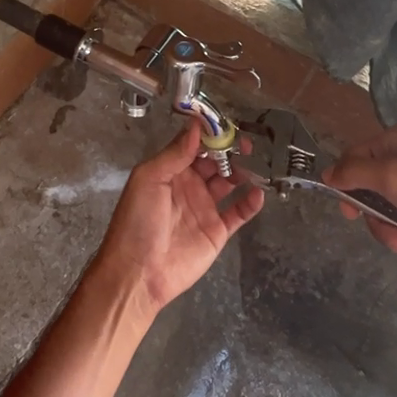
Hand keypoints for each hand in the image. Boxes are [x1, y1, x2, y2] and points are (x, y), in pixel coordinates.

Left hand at [91, 121, 264, 314]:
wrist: (139, 272)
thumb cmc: (138, 220)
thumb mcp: (149, 179)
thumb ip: (175, 153)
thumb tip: (196, 124)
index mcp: (169, 170)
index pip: (193, 145)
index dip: (209, 133)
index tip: (226, 124)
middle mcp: (188, 185)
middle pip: (214, 161)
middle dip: (229, 150)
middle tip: (246, 144)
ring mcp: (204, 208)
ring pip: (228, 183)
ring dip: (241, 172)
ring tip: (255, 163)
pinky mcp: (217, 231)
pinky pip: (238, 213)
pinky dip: (250, 202)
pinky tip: (258, 193)